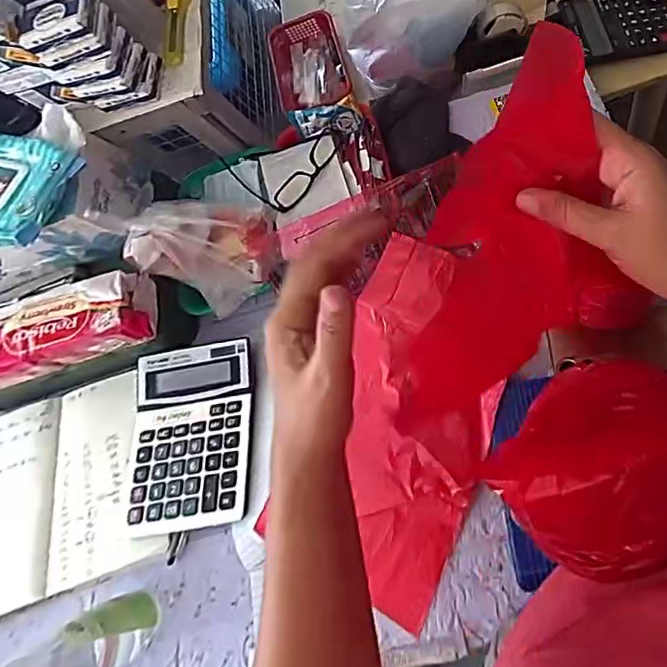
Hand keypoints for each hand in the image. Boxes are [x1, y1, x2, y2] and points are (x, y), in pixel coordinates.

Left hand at [265, 211, 388, 468]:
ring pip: (319, 270)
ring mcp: (296, 320)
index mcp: (287, 320)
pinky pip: (326, 285)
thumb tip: (338, 288)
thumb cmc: (317, 419)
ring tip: (374, 227)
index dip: (344, 237)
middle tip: (379, 215)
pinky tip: (361, 260)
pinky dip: (346, 265)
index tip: (375, 221)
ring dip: (345, 245)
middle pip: (313, 260)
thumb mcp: (329, 376)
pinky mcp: (309, 329)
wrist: (307, 451)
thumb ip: (334, 331)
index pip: (314, 264)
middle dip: (345, 233)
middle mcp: (287, 314)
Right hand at [517, 115, 666, 313]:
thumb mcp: (612, 234)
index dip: (552, 124)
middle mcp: (632, 162)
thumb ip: (566, 212)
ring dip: (558, 177)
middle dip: (548, 154)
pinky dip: (573, 195)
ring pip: (587, 170)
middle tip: (507, 164)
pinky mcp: (631, 200)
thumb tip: (521, 196)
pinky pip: (595, 189)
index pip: (587, 125)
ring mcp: (632, 181)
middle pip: (583, 146)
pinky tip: (546, 204)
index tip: (516, 132)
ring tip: (517, 182)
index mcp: (632, 158)